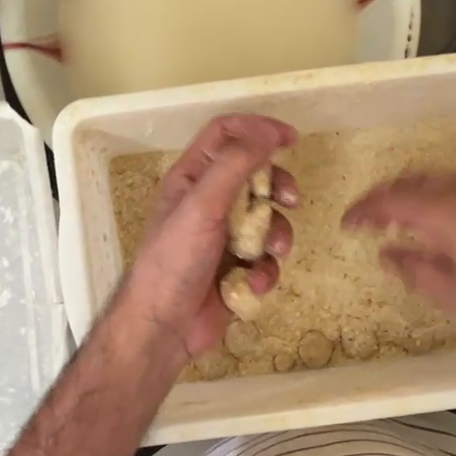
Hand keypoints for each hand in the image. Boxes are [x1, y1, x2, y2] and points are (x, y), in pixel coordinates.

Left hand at [117, 115, 297, 365]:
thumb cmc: (175, 260)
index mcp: (192, 178)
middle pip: (256, 176)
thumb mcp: (202, 205)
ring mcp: (224, 237)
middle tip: (291, 199)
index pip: (226, 135)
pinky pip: (265, 260)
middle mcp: (209, 202)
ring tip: (272, 252)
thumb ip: (235, 165)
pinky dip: (265, 271)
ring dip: (277, 235)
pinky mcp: (237, 269)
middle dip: (277, 187)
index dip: (258, 129)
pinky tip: (252, 283)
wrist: (165, 326)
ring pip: (268, 221)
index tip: (290, 139)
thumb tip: (268, 132)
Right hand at [342, 174, 455, 353]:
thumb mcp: (454, 293)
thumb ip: (414, 269)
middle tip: (371, 219)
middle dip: (387, 197)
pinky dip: (440, 196)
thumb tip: (387, 254)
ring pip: (440, 180)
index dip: (363, 210)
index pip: (389, 199)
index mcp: (443, 211)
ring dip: (415, 194)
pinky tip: (444, 220)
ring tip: (402, 219)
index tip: (347, 223)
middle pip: (414, 181)